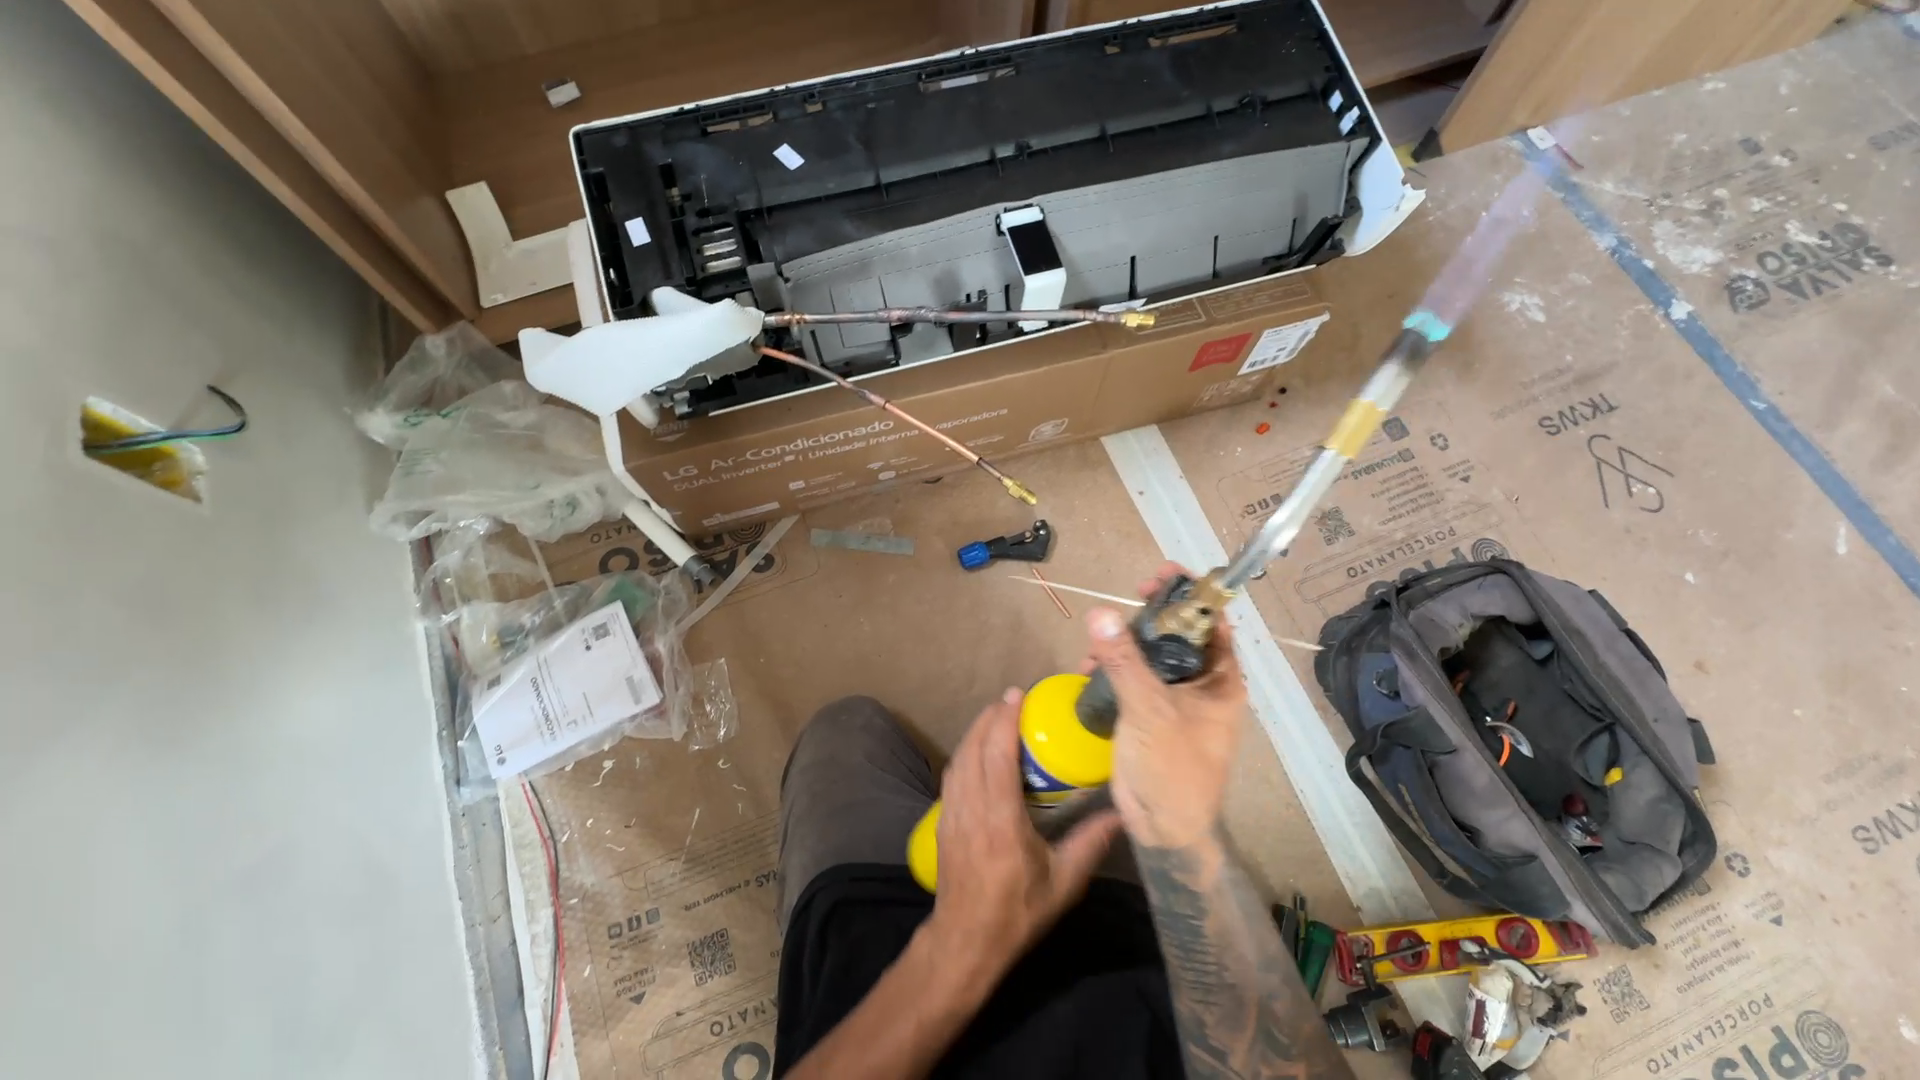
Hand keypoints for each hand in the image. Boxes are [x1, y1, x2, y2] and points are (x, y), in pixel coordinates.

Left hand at [928, 688, 1122, 975]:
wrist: (965, 940)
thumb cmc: (1018, 912)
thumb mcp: (1063, 883)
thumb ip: (1090, 844)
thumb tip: (1121, 814)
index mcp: (1000, 820)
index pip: (998, 756)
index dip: (1005, 721)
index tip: (1018, 696)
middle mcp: (971, 809)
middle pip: (973, 748)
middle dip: (989, 718)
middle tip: (1012, 700)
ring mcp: (951, 814)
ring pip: (958, 759)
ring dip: (975, 732)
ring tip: (997, 718)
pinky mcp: (942, 822)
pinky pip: (951, 775)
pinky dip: (965, 754)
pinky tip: (979, 753)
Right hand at [1085, 564, 1249, 848]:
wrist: (1163, 829)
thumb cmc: (1174, 769)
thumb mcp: (1150, 711)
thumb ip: (1124, 661)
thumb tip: (1098, 613)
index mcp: (1221, 681)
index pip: (1213, 621)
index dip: (1191, 594)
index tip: (1161, 576)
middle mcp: (1201, 686)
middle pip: (1178, 634)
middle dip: (1149, 617)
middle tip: (1124, 601)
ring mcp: (1174, 700)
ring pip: (1151, 655)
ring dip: (1124, 644)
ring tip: (1096, 649)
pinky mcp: (1148, 714)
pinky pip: (1132, 679)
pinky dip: (1113, 669)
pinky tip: (1090, 671)